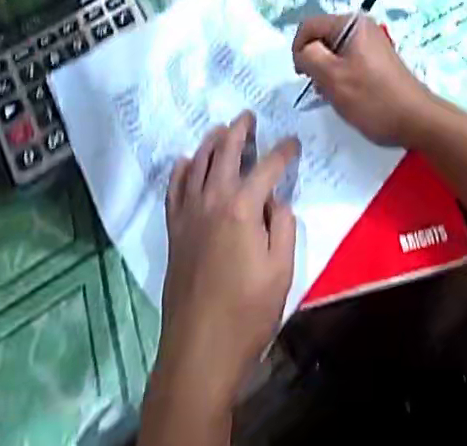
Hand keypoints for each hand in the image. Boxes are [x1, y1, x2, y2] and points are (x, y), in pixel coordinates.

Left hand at [156, 112, 298, 407]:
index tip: (293, 143)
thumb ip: (282, 226)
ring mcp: (188, 215)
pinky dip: (181, 170)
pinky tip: (185, 161)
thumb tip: (276, 201)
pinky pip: (175, 190)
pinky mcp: (174, 231)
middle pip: (224, 154)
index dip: (282, 152)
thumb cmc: (248, 311)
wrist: (199, 349)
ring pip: (197, 165)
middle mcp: (212, 201)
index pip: (266, 168)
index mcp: (242, 208)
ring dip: (210, 143)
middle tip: (248, 117)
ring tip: (220, 129)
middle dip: (239, 132)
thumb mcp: (281, 269)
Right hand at [292, 15, 441, 146]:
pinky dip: (340, 77)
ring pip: (333, 53)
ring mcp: (371, 44)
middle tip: (322, 88)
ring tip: (336, 95)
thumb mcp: (332, 77)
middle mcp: (362, 28)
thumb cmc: (372, 98)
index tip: (304, 77)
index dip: (299, 50)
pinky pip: (347, 62)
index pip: (308, 26)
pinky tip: (347, 96)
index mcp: (352, 24)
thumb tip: (305, 51)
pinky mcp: (376, 61)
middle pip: (321, 38)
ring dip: (327, 73)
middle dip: (314, 62)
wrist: (416, 120)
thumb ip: (309, 56)